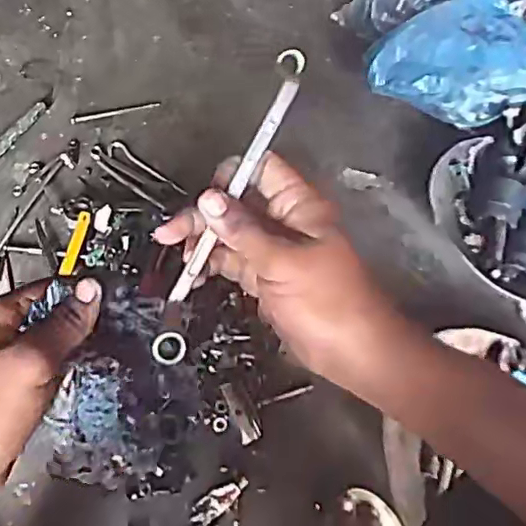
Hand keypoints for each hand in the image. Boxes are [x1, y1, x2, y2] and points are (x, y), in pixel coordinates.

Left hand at [0, 278, 101, 503]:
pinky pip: (54, 370)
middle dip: (84, 321)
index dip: (81, 291)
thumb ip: (63, 325)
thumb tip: (89, 290)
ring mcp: (15, 362)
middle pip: (55, 314)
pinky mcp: (23, 389)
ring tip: (109, 351)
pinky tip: (88, 376)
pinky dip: (71, 371)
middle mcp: (7, 334)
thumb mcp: (31, 360)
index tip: (112, 300)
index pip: (51, 287)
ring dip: (80, 348)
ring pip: (57, 344)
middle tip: (117, 328)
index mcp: (2, 315)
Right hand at [153, 152, 399, 382]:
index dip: (231, 177)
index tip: (205, 198)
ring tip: (182, 256)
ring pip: (227, 233)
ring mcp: (271, 249)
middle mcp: (282, 222)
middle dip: (203, 215)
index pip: (260, 170)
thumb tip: (209, 201)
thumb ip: (243, 231)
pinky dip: (209, 264)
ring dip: (201, 241)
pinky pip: (229, 260)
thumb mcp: (284, 263)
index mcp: (297, 206)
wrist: (352, 355)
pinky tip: (193, 272)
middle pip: (234, 203)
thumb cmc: (333, 304)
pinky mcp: (262, 275)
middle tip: (173, 233)